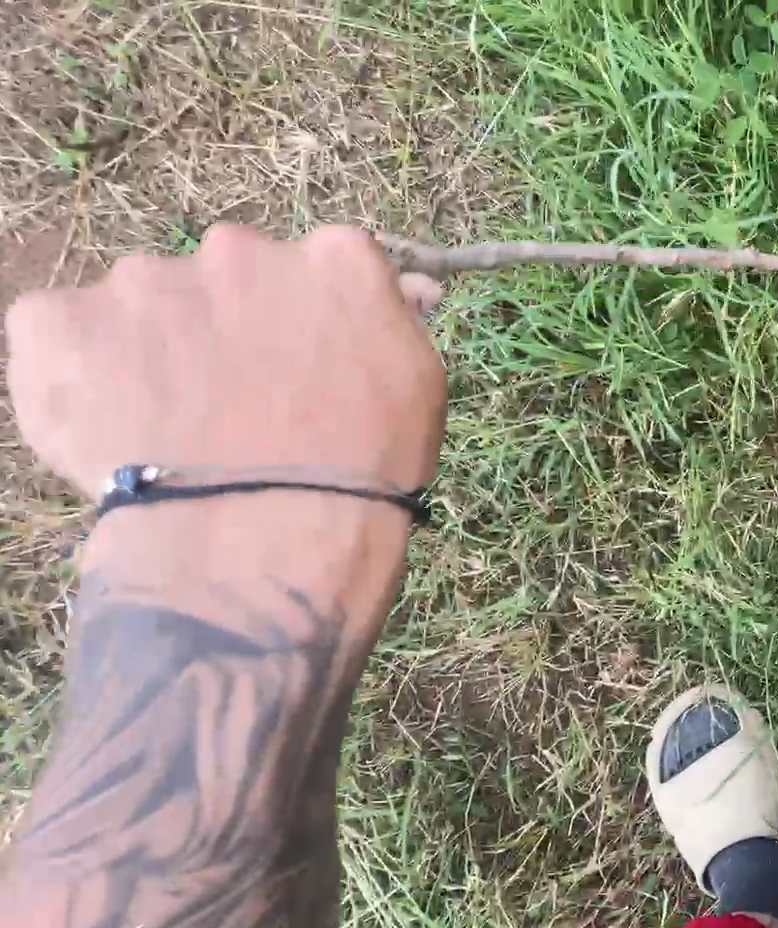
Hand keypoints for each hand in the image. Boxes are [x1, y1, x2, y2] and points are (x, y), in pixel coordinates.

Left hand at [4, 224, 446, 497]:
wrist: (269, 526)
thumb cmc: (371, 458)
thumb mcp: (420, 384)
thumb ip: (398, 321)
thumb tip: (405, 288)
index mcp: (337, 260)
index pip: (339, 260)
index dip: (335, 306)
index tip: (336, 349)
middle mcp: (239, 249)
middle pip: (242, 271)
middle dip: (250, 316)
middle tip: (265, 390)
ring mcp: (141, 279)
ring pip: (159, 302)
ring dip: (175, 341)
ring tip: (196, 418)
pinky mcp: (56, 319)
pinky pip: (77, 332)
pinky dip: (99, 367)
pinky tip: (136, 420)